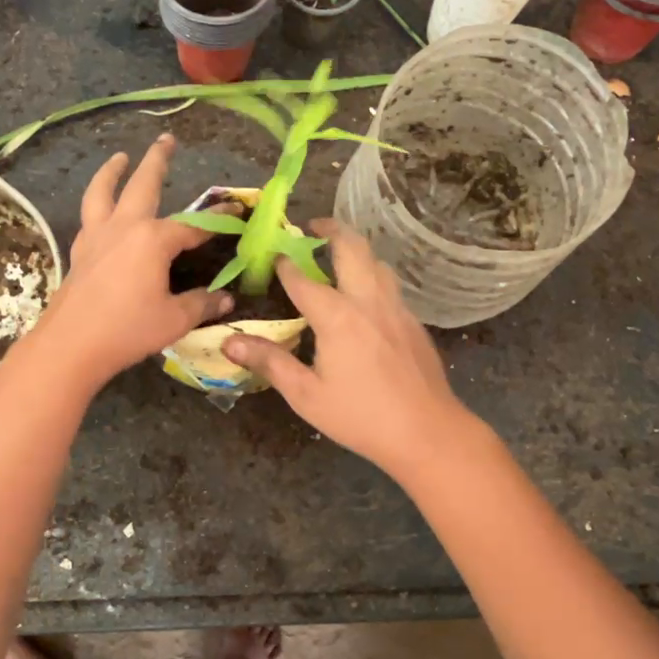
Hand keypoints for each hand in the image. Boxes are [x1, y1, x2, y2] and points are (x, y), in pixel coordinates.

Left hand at [24, 134, 232, 389]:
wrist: (70, 345)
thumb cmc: (127, 330)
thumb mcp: (174, 319)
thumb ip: (201, 304)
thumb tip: (226, 299)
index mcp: (153, 239)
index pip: (193, 226)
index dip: (217, 221)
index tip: (236, 213)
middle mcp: (124, 227)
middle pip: (143, 184)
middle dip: (157, 160)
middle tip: (166, 139)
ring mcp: (96, 236)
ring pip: (102, 192)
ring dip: (112, 171)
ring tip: (119, 157)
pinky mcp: (79, 251)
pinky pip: (89, 215)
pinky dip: (97, 202)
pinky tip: (101, 208)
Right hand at [223, 220, 487, 476]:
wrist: (428, 432)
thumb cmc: (361, 416)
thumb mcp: (306, 395)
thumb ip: (269, 362)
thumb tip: (230, 342)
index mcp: (338, 317)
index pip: (303, 278)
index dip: (285, 264)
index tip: (271, 254)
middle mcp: (369, 302)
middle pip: (352, 249)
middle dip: (330, 230)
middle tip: (311, 226)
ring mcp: (396, 309)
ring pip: (377, 262)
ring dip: (356, 249)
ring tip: (337, 254)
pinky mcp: (413, 323)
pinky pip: (390, 285)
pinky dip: (372, 274)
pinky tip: (364, 295)